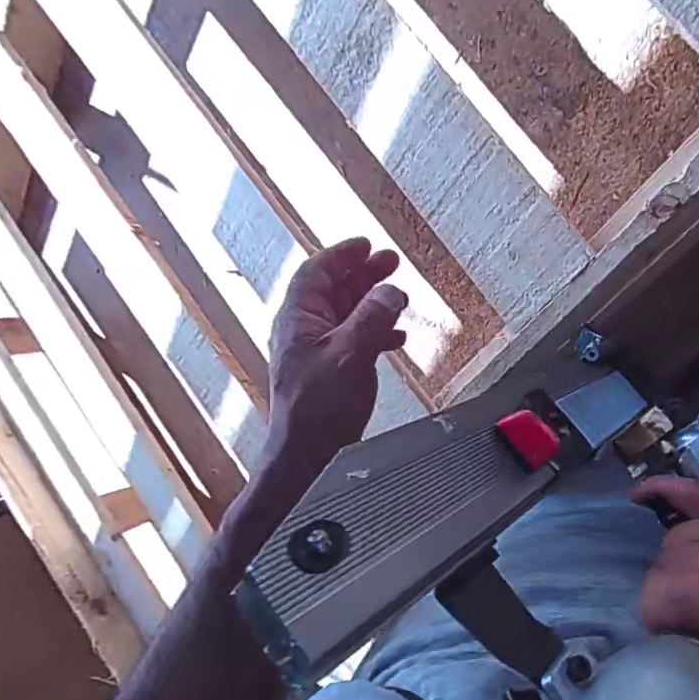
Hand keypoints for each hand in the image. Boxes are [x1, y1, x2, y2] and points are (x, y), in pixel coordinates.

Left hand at [266, 238, 407, 470]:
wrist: (307, 455)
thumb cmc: (318, 408)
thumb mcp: (351, 353)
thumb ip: (373, 317)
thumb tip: (391, 291)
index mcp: (299, 319)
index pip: (317, 272)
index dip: (342, 254)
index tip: (367, 244)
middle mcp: (304, 332)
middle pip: (333, 290)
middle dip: (362, 275)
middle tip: (390, 263)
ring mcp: (315, 354)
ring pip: (345, 315)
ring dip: (372, 303)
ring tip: (399, 296)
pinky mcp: (329, 374)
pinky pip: (353, 341)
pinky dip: (374, 333)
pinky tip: (394, 338)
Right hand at [630, 476, 698, 699]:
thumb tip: (661, 672)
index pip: (675, 592)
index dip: (654, 615)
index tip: (661, 636)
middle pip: (674, 560)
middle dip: (661, 591)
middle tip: (675, 618)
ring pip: (683, 534)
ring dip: (671, 561)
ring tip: (685, 587)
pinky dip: (672, 492)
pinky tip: (641, 495)